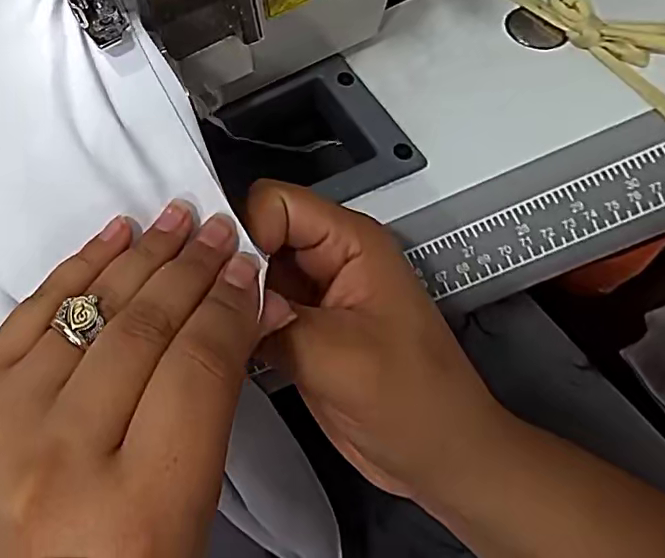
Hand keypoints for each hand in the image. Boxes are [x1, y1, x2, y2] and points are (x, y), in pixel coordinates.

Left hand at [0, 200, 290, 557]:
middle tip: (219, 234)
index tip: (246, 271)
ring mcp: (10, 419)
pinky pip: (37, 306)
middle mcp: (63, 457)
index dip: (228, 308)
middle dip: (192, 270)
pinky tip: (115, 236)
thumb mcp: (186, 518)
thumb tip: (247, 313)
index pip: (196, 371)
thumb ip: (215, 412)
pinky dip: (81, 264)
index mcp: (135, 513)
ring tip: (176, 221)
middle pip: (145, 328)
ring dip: (142, 255)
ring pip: (93, 306)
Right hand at [243, 180, 514, 499]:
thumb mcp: (338, 358)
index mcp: (349, 241)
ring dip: (234, 295)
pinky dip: (239, 319)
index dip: (247, 230)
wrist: (444, 462)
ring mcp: (311, 287)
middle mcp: (326, 254)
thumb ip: (273, 316)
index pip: (274, 202)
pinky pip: (252, 301)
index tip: (232, 270)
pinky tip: (235, 340)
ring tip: (229, 325)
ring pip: (248, 267)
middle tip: (220, 301)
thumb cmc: (421, 406)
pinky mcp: (298, 318)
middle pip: (254, 230)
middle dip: (233, 263)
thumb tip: (223, 292)